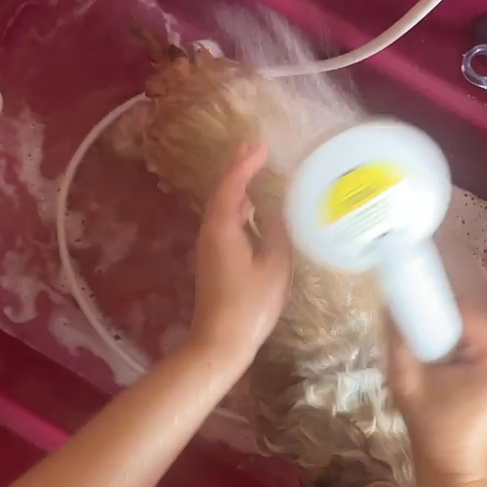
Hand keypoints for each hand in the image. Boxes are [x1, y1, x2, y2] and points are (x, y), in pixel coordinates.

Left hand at [187, 143, 291, 367]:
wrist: (220, 341)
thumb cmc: (251, 304)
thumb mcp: (274, 266)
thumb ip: (276, 232)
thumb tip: (275, 210)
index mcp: (222, 228)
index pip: (232, 186)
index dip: (245, 164)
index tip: (260, 146)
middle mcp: (210, 232)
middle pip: (222, 192)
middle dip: (237, 169)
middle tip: (253, 147)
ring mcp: (209, 247)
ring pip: (221, 208)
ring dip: (236, 187)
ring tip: (254, 169)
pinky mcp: (214, 259)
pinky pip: (224, 222)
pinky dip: (237, 206)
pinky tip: (251, 208)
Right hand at [388, 304, 486, 485]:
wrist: (455, 468)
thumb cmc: (433, 428)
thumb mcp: (405, 381)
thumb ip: (397, 339)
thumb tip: (390, 304)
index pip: (463, 311)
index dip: (432, 308)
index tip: (407, 313)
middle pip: (468, 319)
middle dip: (438, 324)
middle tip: (412, 338)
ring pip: (470, 330)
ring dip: (444, 335)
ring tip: (423, 353)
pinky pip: (475, 343)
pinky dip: (454, 347)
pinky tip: (436, 362)